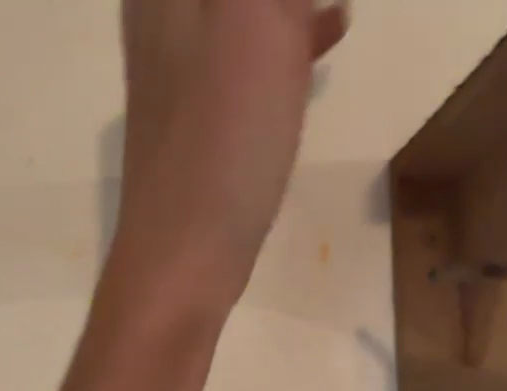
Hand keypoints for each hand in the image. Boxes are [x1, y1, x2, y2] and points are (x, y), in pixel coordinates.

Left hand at [111, 0, 347, 307]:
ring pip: (244, 0)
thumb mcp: (253, 16)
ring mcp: (187, 50)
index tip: (306, 7)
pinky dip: (292, 23)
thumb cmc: (221, 135)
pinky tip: (331, 28)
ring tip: (337, 3)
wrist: (185, 251)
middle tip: (325, 7)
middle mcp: (169, 0)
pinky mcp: (208, 98)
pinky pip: (255, 34)